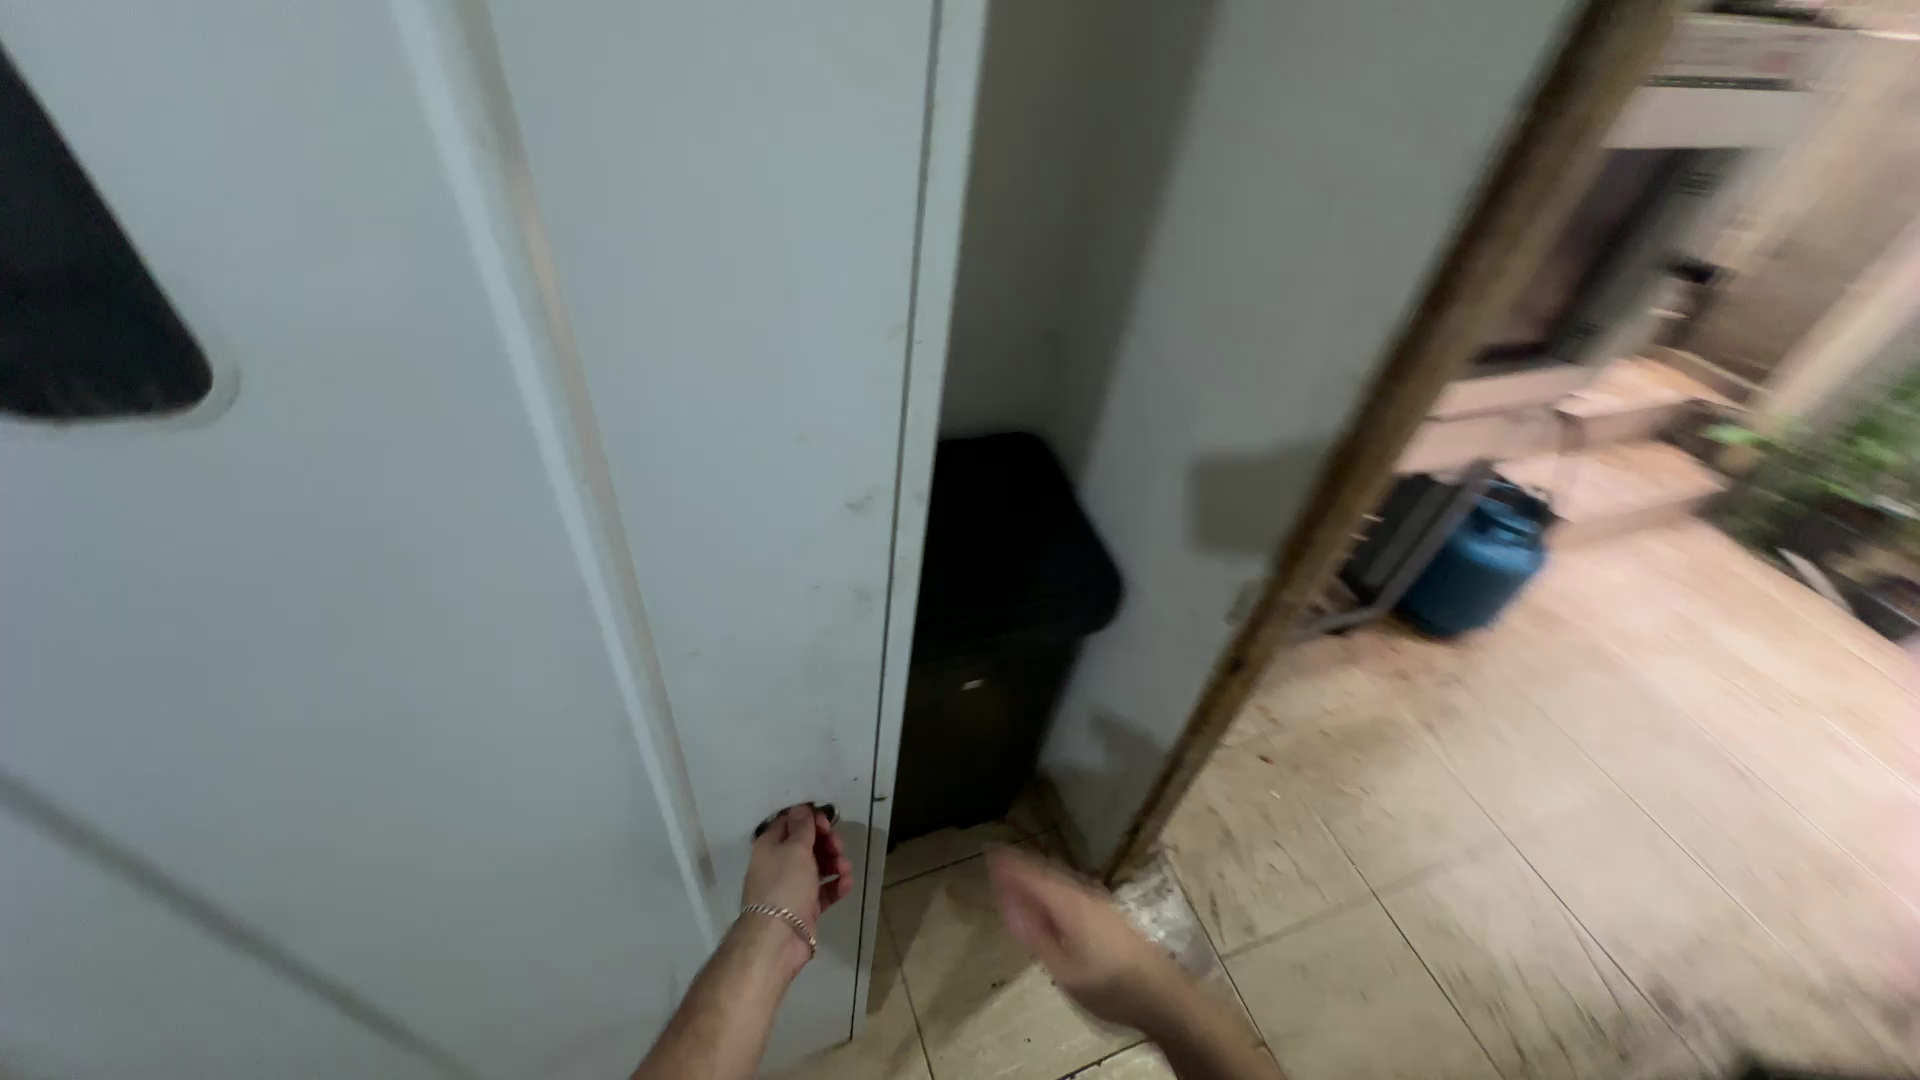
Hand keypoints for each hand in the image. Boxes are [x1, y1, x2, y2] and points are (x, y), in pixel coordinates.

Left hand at [742, 804, 854, 934]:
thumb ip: (802, 827)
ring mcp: (792, 887)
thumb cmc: (785, 884)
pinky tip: (846, 884)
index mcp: (770, 846)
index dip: (809, 819)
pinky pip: (824, 890)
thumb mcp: (795, 849)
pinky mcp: (805, 907)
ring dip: (835, 863)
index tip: (826, 823)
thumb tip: (800, 808)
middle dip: (827, 843)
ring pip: (818, 867)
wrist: (778, 938)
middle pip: (807, 845)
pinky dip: (836, 885)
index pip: (790, 823)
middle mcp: (779, 864)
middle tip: (838, 846)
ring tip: (845, 868)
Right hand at [985, 847, 1186, 1031]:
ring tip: (1016, 878)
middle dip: (1021, 867)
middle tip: (997, 863)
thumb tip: (1011, 908)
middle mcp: (1084, 894)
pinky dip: (1051, 887)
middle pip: (1046, 873)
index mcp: (1069, 904)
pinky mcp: (1107, 913)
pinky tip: (1048, 900)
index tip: (989, 853)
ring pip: (1059, 881)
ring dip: (1036, 876)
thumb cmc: (1109, 987)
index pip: (1032, 876)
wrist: (1162, 994)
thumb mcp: (1064, 970)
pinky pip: (1070, 890)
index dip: (1010, 865)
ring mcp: (1099, 902)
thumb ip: (1036, 936)